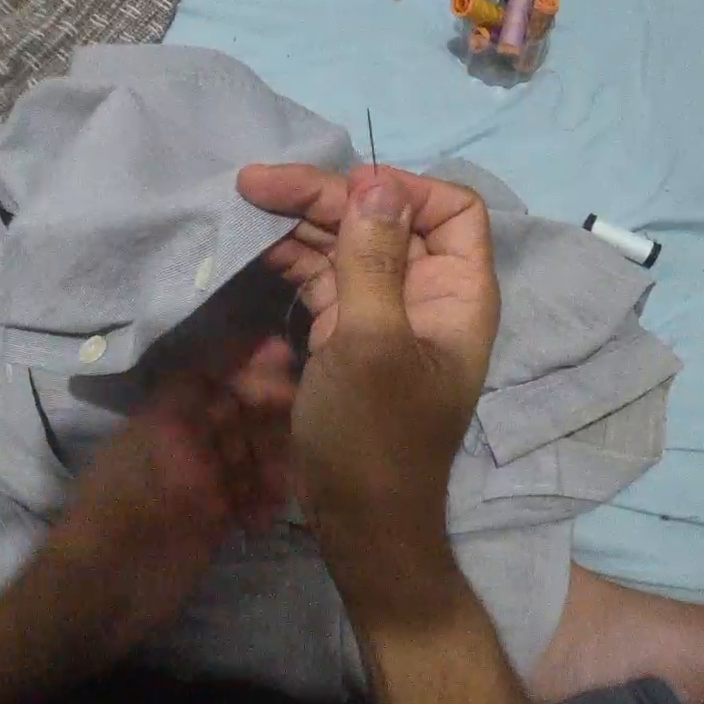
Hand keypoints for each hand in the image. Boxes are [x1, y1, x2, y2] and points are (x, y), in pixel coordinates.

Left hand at [6, 337, 295, 660]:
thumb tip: (223, 360)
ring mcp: (198, 485)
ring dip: (276, 459)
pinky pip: (248, 498)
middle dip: (272, 408)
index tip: (282, 350)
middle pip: (236, 414)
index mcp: (162, 422)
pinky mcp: (210, 521)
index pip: (209, 377)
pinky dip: (264, 500)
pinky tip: (269, 514)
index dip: (244, 361)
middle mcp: (183, 446)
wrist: (94, 600)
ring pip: (249, 455)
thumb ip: (185, 403)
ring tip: (292, 474)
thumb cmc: (118, 518)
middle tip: (307, 405)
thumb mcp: (150, 448)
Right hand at [237, 164, 499, 625]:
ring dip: (301, 223)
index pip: (450, 209)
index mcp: (457, 293)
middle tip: (255, 182)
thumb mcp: (372, 344)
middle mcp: (426, 294)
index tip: (343, 191)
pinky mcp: (348, 332)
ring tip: (245, 201)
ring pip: (348, 246)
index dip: (401, 189)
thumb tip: (377, 184)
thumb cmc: (375, 438)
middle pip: (384, 220)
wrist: (359, 520)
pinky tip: (256, 247)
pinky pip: (323, 278)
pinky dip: (292, 261)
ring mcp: (384, 312)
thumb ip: (374, 260)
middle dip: (327, 198)